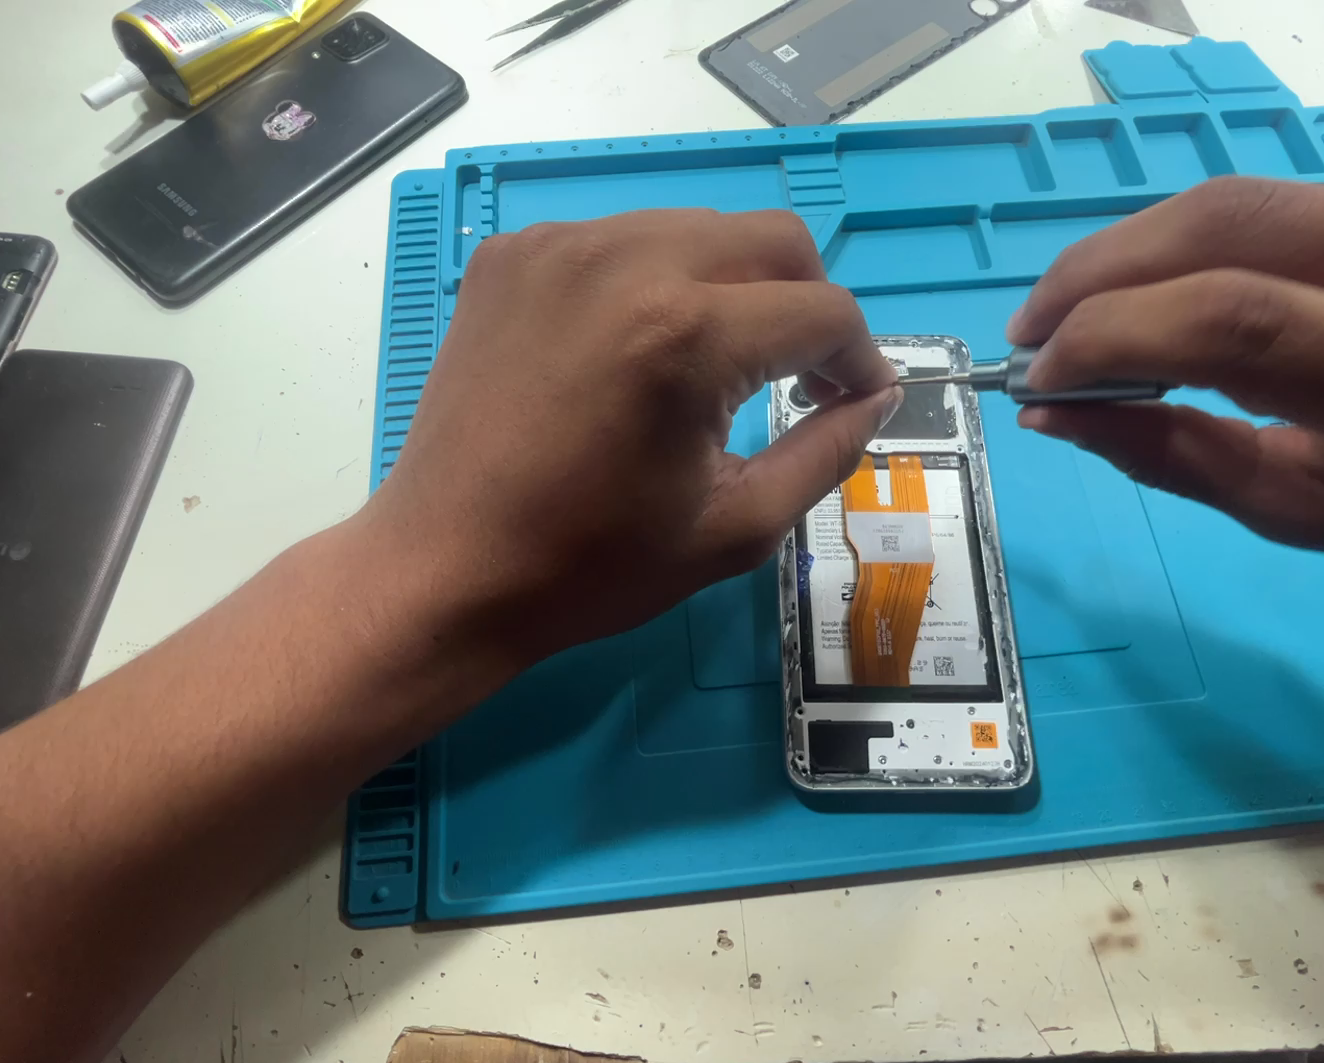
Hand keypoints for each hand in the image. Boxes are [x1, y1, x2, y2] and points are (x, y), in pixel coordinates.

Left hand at [351, 209, 899, 665]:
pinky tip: (638, 352)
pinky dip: (657, 285)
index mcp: (687, 334)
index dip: (859, 358)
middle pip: (773, 240)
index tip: (855, 400)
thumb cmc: (594, 567)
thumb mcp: (737, 527)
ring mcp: (559, 246)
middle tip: (799, 378)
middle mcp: (626, 258)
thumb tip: (876, 398)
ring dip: (735, 290)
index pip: (823, 310)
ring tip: (717, 368)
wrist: (447, 569)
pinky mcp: (513, 256)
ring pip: (698, 231)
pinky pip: (622, 242)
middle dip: (807, 306)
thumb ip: (827, 452)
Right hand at [1006, 119, 1323, 645]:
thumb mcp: (1315, 518)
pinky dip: (1270, 248)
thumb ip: (1171, 456)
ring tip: (1153, 320)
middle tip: (1041, 320)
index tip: (1037, 368)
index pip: (1233, 323)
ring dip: (1176, 264)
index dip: (1104, 333)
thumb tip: (1052, 410)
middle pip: (1235, 221)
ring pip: (1273, 203)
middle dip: (1100, 267)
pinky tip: (1295, 291)